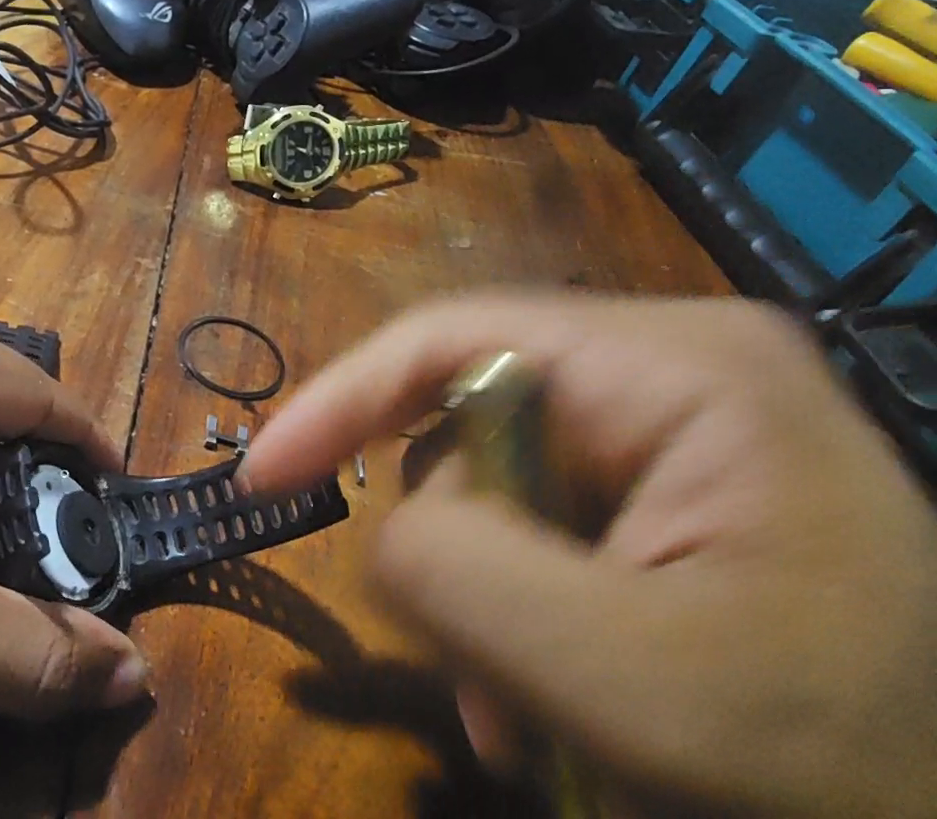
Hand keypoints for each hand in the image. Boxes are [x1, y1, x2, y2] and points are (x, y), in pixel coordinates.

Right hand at [240, 295, 936, 817]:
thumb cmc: (842, 763)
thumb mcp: (633, 678)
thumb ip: (460, 571)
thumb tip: (381, 531)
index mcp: (679, 369)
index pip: (447, 340)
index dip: (334, 401)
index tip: (260, 478)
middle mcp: (668, 378)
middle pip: (461, 428)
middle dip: (440, 552)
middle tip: (464, 673)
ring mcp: (667, 440)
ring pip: (483, 494)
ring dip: (473, 606)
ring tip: (519, 717)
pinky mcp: (662, 501)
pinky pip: (526, 535)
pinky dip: (510, 620)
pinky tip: (550, 700)